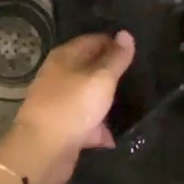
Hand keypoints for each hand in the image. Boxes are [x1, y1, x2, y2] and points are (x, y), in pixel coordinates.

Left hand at [0, 31, 134, 183]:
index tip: (137, 50)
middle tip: (140, 76)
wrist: (43, 150)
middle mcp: (59, 76)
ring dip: (107, 102)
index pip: (92, 40)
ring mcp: (61, 102)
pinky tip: (116, 135)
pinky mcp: (64, 127)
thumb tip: (126, 33)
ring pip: (89, 96)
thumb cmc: (73, 106)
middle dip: (112, 73)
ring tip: (135, 104)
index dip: (114, 43)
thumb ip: (116, 59)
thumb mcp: (101, 79)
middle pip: (90, 69)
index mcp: (64, 57)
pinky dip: (100, 128)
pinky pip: (87, 123)